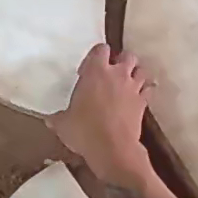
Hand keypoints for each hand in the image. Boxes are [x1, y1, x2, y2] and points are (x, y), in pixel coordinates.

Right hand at [48, 45, 154, 186]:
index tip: (86, 71)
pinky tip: (136, 98)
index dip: (94, 57)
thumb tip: (49, 120)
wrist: (111, 148)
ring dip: (134, 74)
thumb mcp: (62, 124)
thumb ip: (57, 118)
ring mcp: (133, 88)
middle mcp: (117, 74)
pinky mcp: (143, 103)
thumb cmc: (83, 131)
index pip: (100, 49)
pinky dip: (143, 91)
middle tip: (109, 74)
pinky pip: (148, 90)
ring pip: (141, 70)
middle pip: (127, 55)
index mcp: (96, 72)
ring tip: (124, 83)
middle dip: (119, 62)